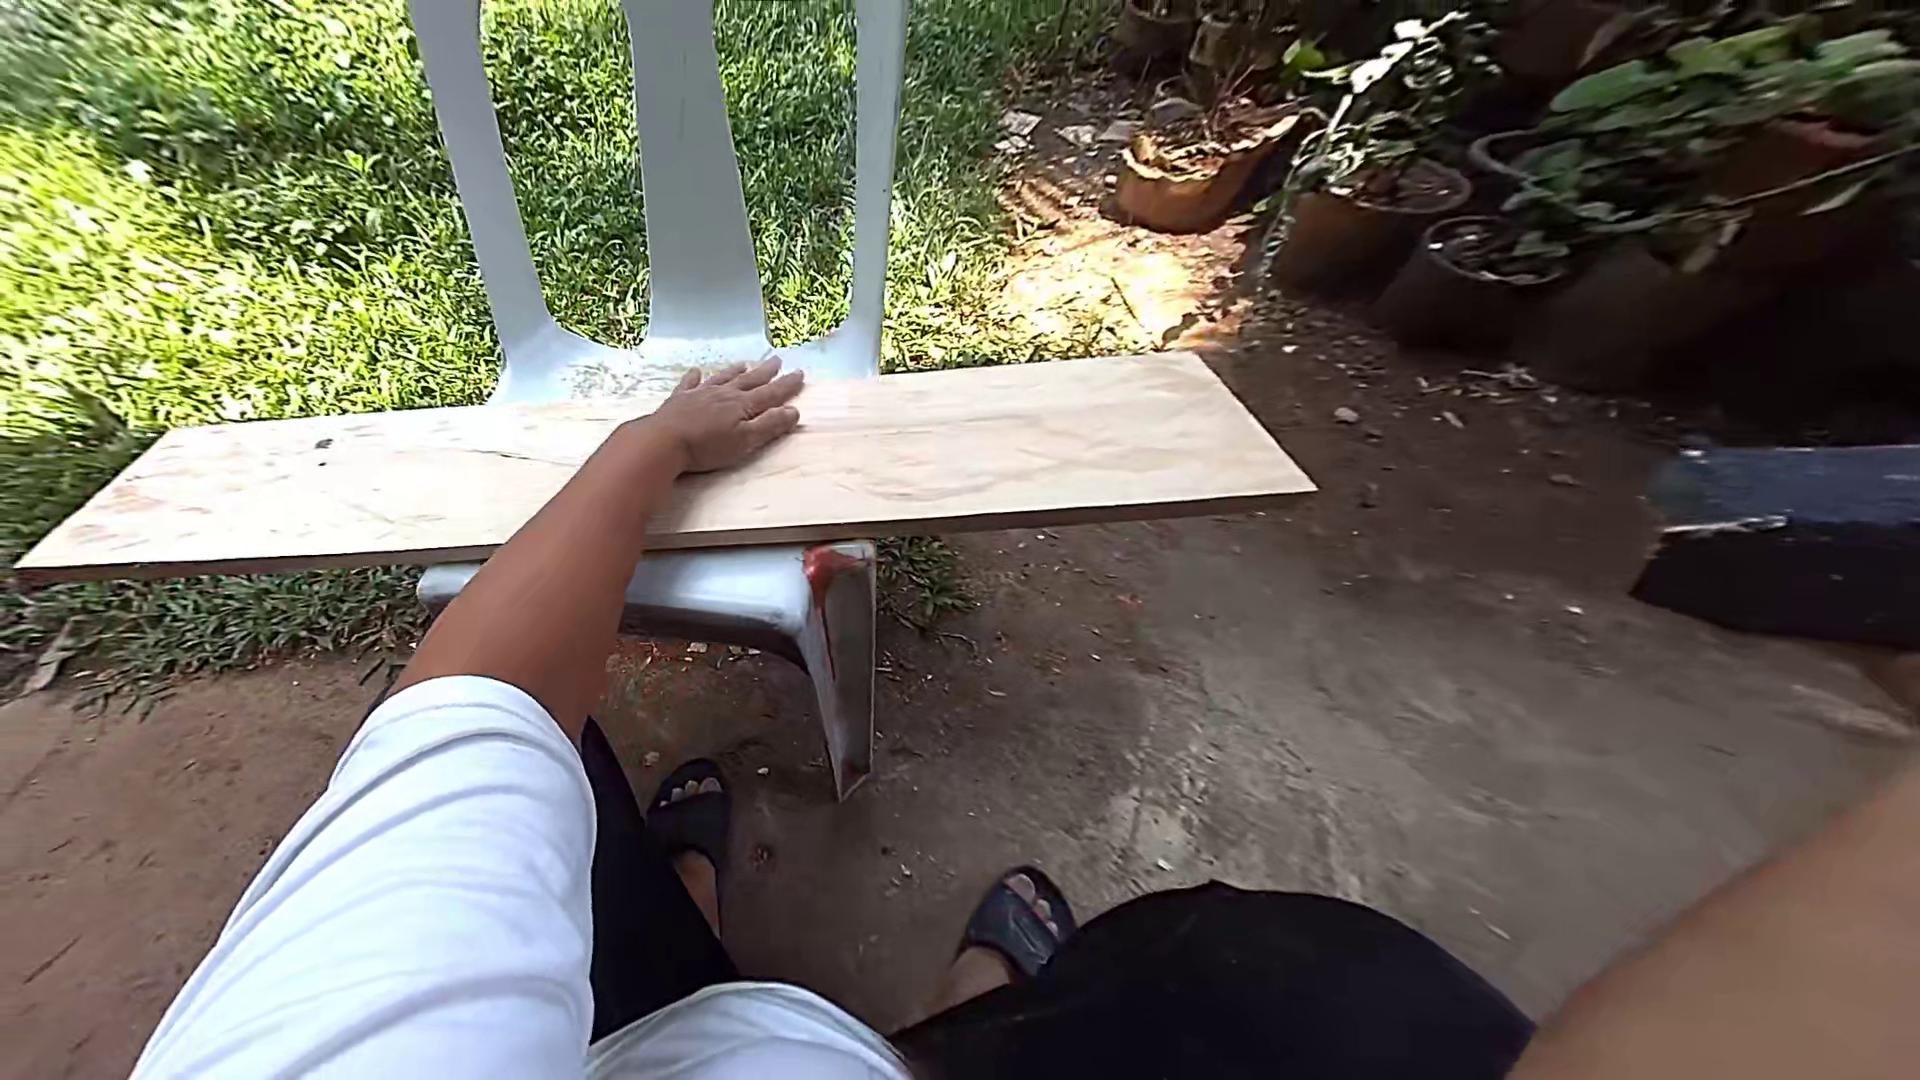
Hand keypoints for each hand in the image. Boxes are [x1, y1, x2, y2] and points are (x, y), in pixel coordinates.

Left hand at [644, 354, 804, 473]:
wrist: (663, 441)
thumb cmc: (707, 446)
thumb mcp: (746, 440)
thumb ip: (770, 425)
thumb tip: (793, 411)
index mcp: (743, 405)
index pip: (771, 393)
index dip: (787, 385)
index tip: (800, 374)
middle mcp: (724, 394)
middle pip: (750, 380)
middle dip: (766, 372)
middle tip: (777, 360)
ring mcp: (700, 394)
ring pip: (723, 378)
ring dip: (736, 371)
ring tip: (745, 363)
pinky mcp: (679, 400)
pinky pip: (690, 383)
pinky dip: (695, 377)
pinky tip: (696, 372)